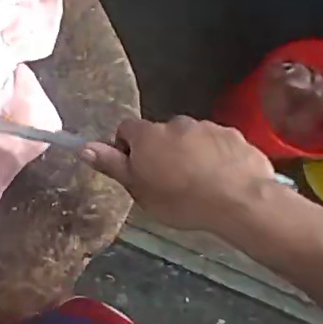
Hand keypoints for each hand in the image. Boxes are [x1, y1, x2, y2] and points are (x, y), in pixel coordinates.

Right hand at [83, 116, 276, 231]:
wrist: (238, 200)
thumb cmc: (180, 200)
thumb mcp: (138, 189)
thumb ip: (112, 165)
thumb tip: (84, 147)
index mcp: (148, 135)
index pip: (126, 129)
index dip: (126, 148)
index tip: (134, 169)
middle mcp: (178, 123)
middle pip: (162, 134)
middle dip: (162, 152)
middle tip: (168, 183)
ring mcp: (209, 127)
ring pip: (192, 139)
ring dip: (191, 154)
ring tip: (198, 185)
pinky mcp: (236, 137)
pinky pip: (219, 145)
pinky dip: (217, 158)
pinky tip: (222, 181)